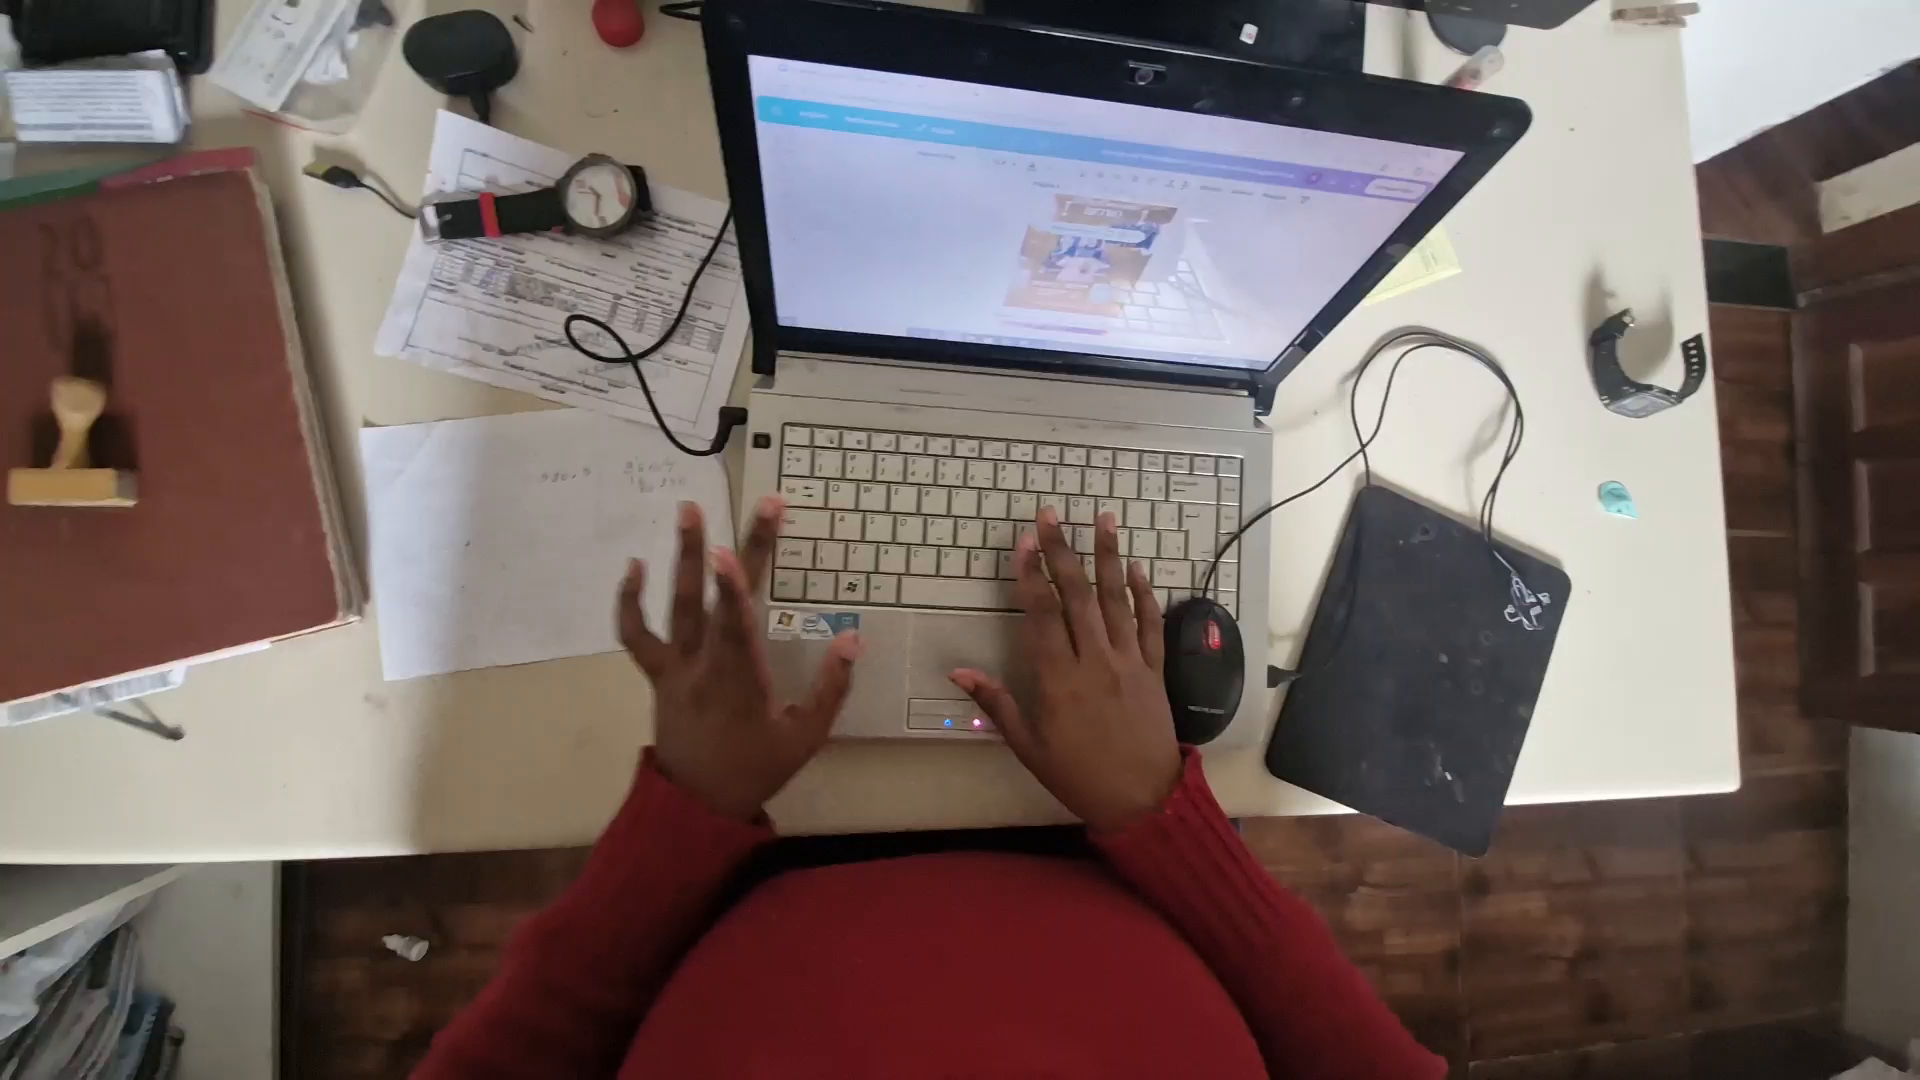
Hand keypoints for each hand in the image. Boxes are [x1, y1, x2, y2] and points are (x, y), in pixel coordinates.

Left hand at [617, 498, 861, 821]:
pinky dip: (629, 601)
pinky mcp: (658, 673)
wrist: (696, 805)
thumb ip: (831, 688)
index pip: (735, 627)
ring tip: (689, 509)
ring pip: (674, 608)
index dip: (733, 587)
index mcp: (738, 683)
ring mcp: (675, 668)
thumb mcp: (806, 738)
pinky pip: (636, 636)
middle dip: (734, 550)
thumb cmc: (756, 768)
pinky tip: (635, 565)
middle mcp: (701, 668)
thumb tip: (852, 638)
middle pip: (713, 602)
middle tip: (756, 505)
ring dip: (683, 556)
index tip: (734, 547)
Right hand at [950, 507, 1180, 831]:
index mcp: (1058, 678)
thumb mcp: (1028, 746)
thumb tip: (958, 670)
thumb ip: (996, 703)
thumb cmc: (1078, 774)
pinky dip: (1145, 595)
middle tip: (1052, 515)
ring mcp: (1128, 662)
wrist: (1144, 801)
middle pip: (1077, 595)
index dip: (1031, 574)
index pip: (1041, 614)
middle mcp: (1094, 660)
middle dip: (1062, 551)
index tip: (1024, 541)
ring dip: (1110, 556)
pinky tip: (1138, 569)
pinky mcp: (1154, 670)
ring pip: (1117, 600)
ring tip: (1105, 518)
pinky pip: (1151, 625)